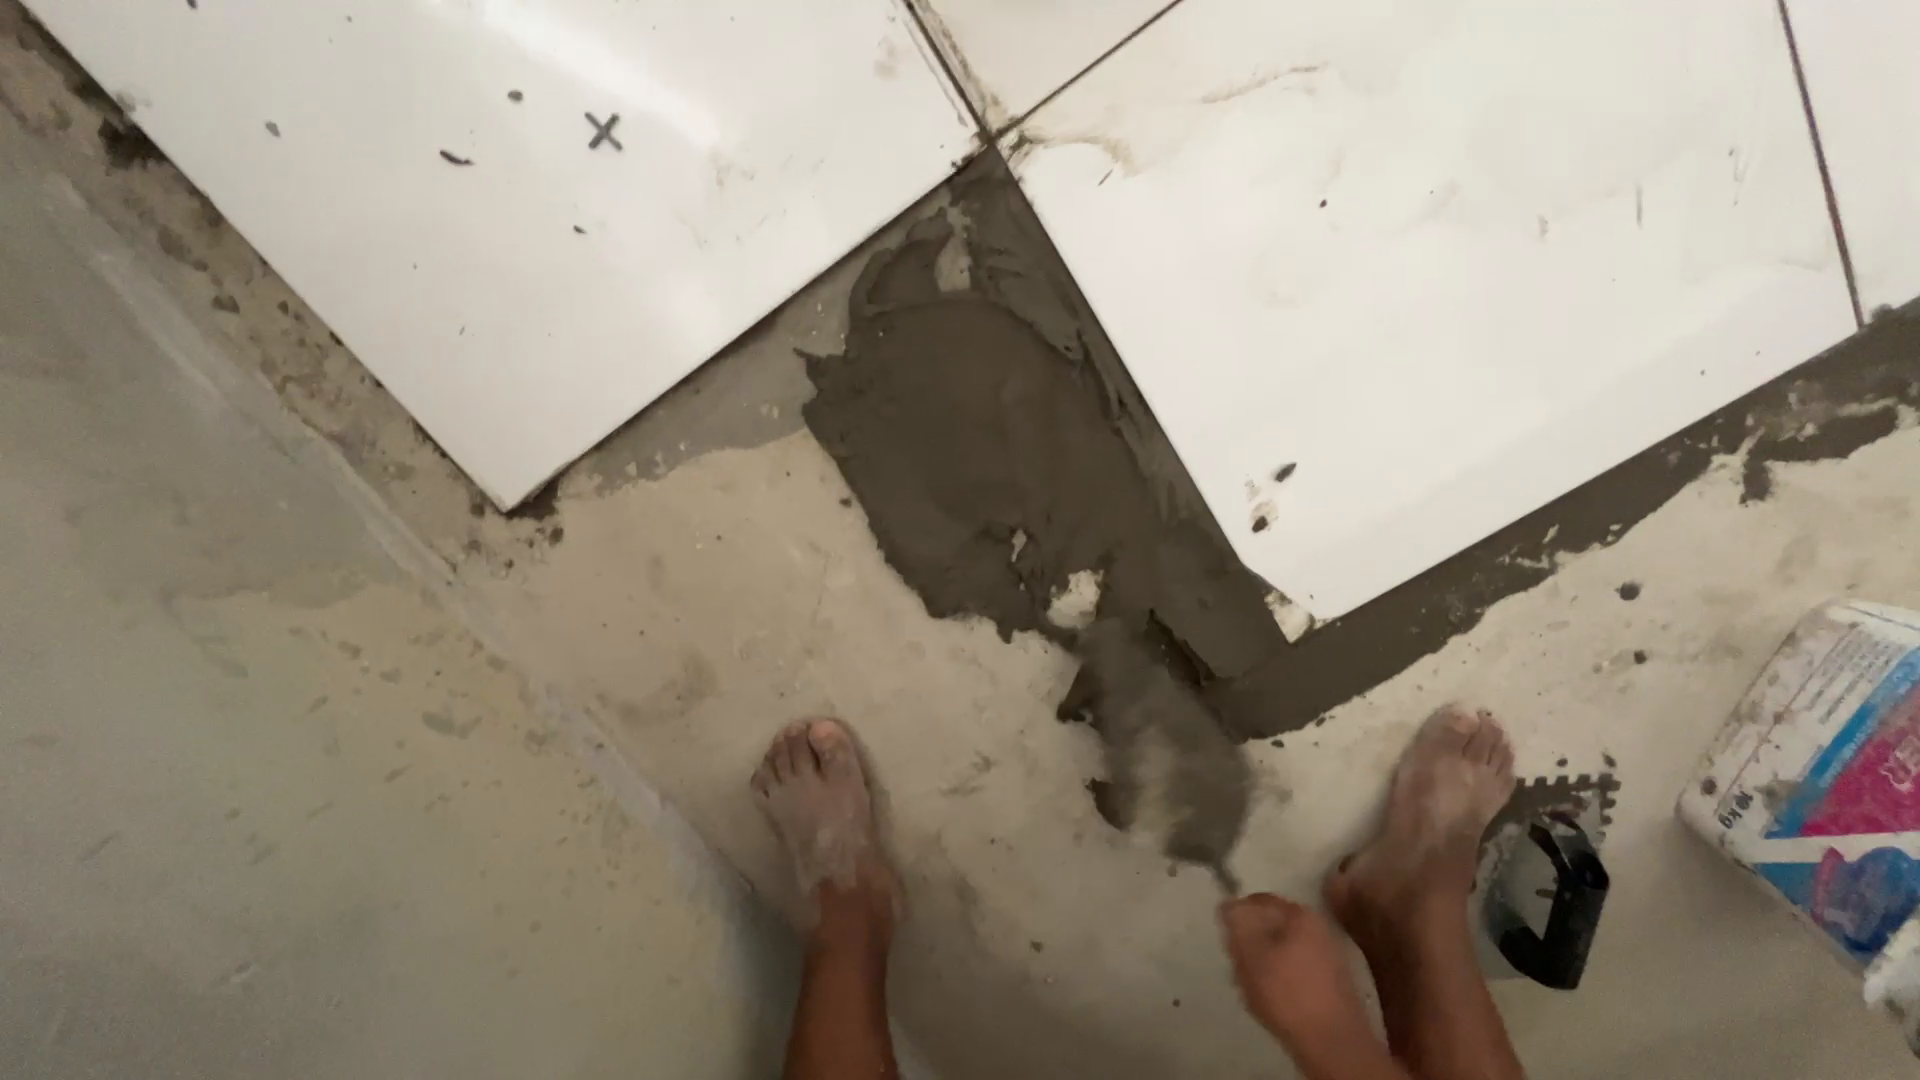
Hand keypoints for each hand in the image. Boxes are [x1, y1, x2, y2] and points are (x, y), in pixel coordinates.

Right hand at [1218, 893, 1368, 1040]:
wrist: (1333, 1045)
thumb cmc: (1286, 993)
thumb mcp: (1248, 952)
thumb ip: (1235, 921)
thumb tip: (1228, 903)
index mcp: (1299, 914)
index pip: (1257, 901)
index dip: (1236, 916)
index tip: (1227, 939)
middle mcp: (1318, 928)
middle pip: (1270, 925)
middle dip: (1250, 942)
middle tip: (1238, 964)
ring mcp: (1328, 956)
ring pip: (1282, 949)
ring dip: (1264, 962)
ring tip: (1253, 985)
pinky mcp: (1331, 983)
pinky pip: (1295, 970)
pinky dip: (1281, 979)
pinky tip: (1273, 999)